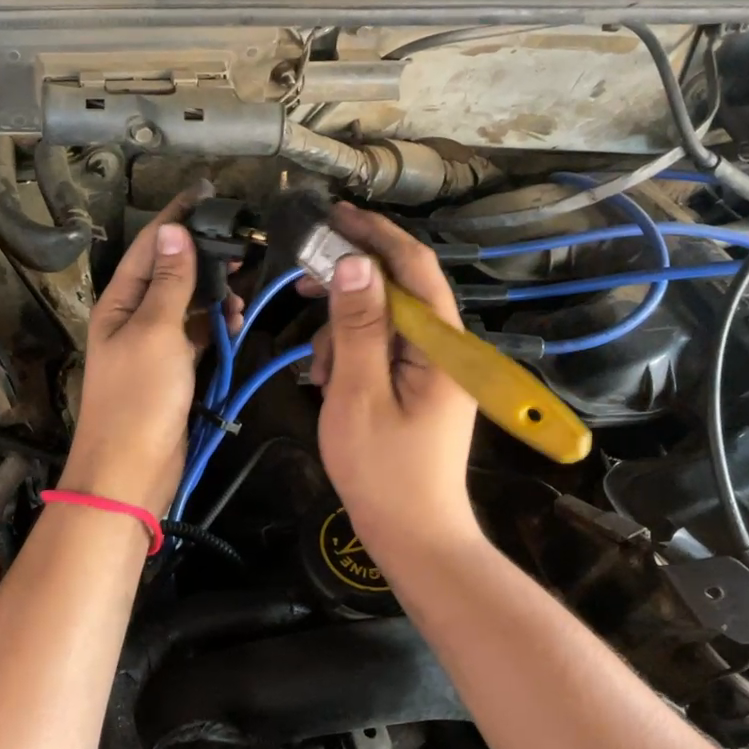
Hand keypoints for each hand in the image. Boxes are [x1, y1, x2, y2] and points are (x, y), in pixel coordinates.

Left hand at [60, 184, 230, 514]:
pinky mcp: (174, 372)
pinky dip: (217, 327)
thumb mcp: (155, 331)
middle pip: (171, 272)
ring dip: (216, 295)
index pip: (150, 246)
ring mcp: (154, 346)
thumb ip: (169, 282)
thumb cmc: (139, 398)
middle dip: (205, 257)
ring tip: (244, 293)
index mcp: (120, 302)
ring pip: (189, 305)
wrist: (131, 471)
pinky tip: (238, 323)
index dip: (178, 217)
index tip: (209, 193)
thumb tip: (173, 232)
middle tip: (243, 245)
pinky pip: (197, 337)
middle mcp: (134, 318)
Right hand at [306, 203, 480, 545]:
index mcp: (442, 345)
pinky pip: (384, 350)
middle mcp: (447, 348)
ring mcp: (436, 368)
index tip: (334, 213)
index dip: (375, 233)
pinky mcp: (421, 386)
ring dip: (345, 330)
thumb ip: (358, 326)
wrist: (414, 534)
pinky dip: (353, 355)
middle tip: (301, 279)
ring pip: (386, 321)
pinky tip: (329, 382)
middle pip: (401, 289)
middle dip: (350, 282)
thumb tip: (354, 262)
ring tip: (317, 368)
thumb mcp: (359, 393)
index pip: (414, 267)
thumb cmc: (383, 469)